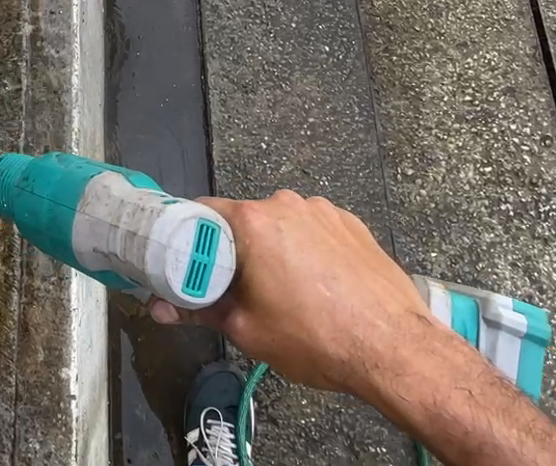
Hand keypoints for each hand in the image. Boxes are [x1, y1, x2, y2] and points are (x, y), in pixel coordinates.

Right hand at [148, 191, 438, 396]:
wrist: (397, 351)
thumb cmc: (315, 338)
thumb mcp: (246, 330)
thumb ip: (197, 311)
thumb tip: (158, 309)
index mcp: (251, 221)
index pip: (201, 212)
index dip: (190, 236)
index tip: (188, 261)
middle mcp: (283, 203)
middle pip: (242, 218)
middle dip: (235, 248)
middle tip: (236, 286)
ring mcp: (321, 210)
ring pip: (280, 224)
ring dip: (274, 248)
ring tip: (285, 289)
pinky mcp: (351, 223)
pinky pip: (314, 229)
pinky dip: (308, 249)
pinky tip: (320, 284)